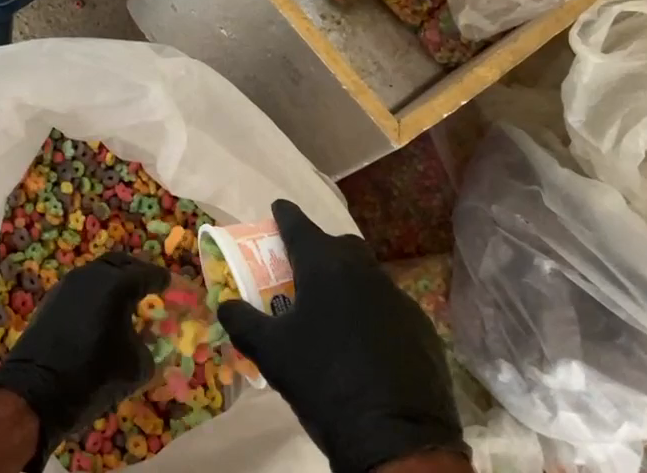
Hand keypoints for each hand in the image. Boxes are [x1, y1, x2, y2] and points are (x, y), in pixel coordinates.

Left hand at [0, 252, 168, 467]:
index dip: (161, 279)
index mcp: (117, 285)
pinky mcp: (52, 299)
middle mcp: (92, 275)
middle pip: (119, 263)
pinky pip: (81, 287)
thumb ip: (147, 346)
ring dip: (113, 281)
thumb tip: (145, 339)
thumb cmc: (95, 377)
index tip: (170, 284)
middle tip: (148, 285)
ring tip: (125, 300)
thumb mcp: (136, 367)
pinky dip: (96, 293)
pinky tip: (101, 313)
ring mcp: (68, 285)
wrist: (38, 391)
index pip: (147, 274)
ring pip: (97, 273)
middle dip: (136, 271)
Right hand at [217, 200, 466, 472]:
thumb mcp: (270, 353)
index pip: (299, 225)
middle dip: (319, 248)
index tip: (277, 209)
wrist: (395, 437)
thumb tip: (226, 304)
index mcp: (324, 266)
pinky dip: (371, 311)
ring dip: (347, 282)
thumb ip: (242, 321)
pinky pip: (389, 305)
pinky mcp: (421, 326)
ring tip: (331, 309)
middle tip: (301, 268)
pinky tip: (363, 341)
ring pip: (367, 275)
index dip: (284, 215)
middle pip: (338, 245)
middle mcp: (363, 271)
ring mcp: (397, 297)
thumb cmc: (322, 382)